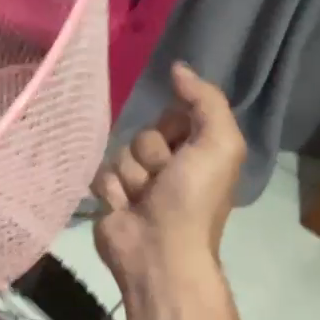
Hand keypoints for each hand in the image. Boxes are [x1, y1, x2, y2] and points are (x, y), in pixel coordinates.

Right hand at [92, 62, 245, 281]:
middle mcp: (170, 163)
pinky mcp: (110, 196)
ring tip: (143, 201)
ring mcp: (138, 181)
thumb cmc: (194, 199)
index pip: (173, 113)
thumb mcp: (219, 144)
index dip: (173, 127)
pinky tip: (124, 209)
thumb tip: (177, 68)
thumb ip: (205, 100)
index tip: (181, 146)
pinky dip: (112, 192)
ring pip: (120, 152)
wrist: (158, 252)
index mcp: (199, 149)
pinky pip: (100, 174)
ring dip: (131, 177)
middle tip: (163, 181)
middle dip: (150, 155)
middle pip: (144, 132)